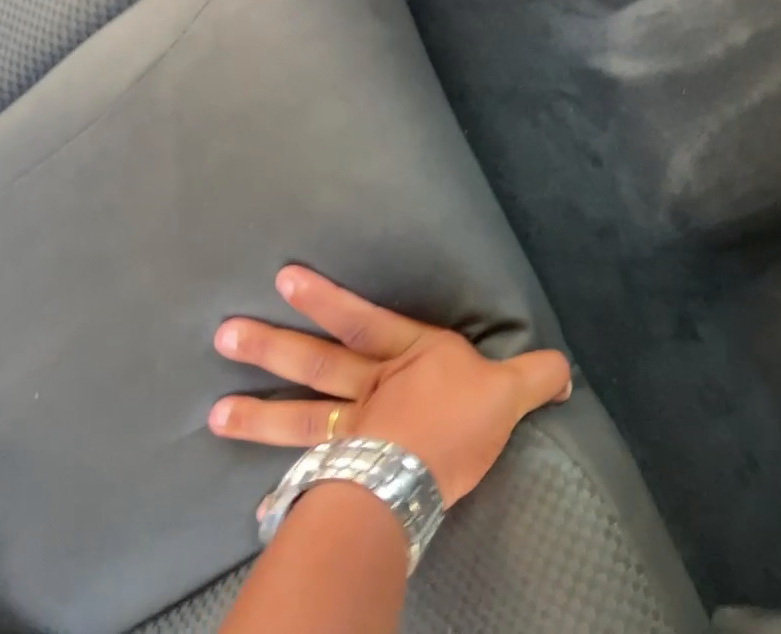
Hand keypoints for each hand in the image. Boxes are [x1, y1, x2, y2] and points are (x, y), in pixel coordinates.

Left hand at [208, 264, 571, 504]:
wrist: (421, 477)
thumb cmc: (462, 423)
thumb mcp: (513, 392)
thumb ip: (539, 375)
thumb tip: (567, 372)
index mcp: (413, 357)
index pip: (365, 320)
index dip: (328, 300)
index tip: (286, 279)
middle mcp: (374, 388)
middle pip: (319, 362)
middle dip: (274, 347)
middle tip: (223, 333)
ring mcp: (354, 430)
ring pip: (300, 417)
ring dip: (258, 414)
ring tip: (214, 413)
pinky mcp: (346, 472)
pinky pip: (310, 477)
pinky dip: (284, 488)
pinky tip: (259, 500)